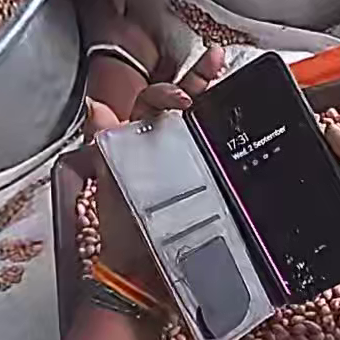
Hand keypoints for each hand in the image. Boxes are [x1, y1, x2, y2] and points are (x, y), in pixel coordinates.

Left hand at [83, 49, 229, 292]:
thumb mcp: (111, 187)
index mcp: (133, 146)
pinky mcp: (203, 191)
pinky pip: (215, 160)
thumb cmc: (125, 235)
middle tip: (219, 60)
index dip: (165, 94)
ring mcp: (183, 172)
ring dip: (215, 102)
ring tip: (233, 76)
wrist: (148, 279)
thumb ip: (105, 146)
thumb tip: (95, 104)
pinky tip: (244, 125)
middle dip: (198, 81)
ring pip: (199, 129)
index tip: (183, 100)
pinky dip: (228, 141)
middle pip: (179, 109)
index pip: (149, 104)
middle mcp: (158, 154)